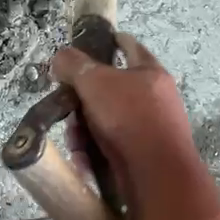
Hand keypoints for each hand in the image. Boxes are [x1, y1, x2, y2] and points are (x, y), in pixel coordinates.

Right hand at [50, 34, 210, 219]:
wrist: (159, 179)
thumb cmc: (129, 117)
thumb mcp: (93, 80)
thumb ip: (71, 63)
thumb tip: (59, 60)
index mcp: (150, 74)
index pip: (129, 46)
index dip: (110, 40)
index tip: (92, 42)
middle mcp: (155, 100)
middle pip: (108, 89)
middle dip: (82, 100)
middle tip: (69, 107)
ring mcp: (151, 131)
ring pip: (105, 121)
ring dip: (83, 131)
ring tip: (75, 142)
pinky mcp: (143, 159)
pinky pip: (110, 148)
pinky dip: (94, 153)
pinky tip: (83, 161)